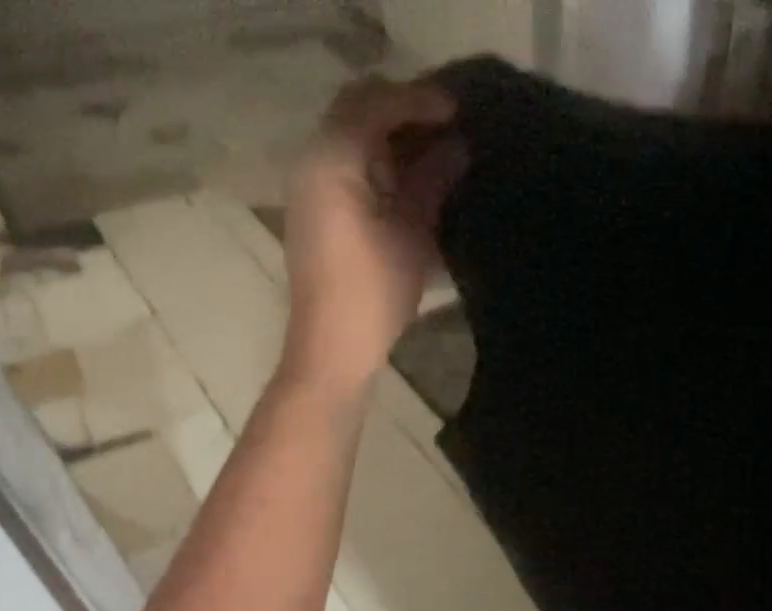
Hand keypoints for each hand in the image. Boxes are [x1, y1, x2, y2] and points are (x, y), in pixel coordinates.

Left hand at [284, 76, 468, 380]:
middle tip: (449, 124)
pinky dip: (382, 160)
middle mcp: (314, 161)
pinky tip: (416, 178)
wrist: (332, 348)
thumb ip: (432, 184)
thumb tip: (457, 147)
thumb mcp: (411, 236)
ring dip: (393, 134)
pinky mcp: (318, 210)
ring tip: (440, 149)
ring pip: (353, 135)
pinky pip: (350, 164)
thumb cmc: (372, 294)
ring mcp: (312, 185)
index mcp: (332, 162)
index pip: (375, 105)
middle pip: (357, 110)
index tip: (460, 109)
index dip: (419, 101)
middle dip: (403, 110)